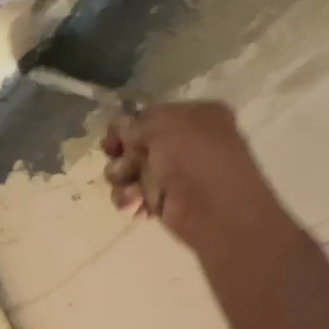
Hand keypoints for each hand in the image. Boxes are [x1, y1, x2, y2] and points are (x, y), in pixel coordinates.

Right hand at [103, 101, 289, 247]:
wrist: (216, 212)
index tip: (112, 139)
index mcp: (196, 116)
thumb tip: (120, 130)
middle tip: (119, 161)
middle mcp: (187, 142)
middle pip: (134, 143)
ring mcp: (176, 173)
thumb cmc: (194, 159)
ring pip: (129, 169)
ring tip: (134, 189)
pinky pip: (134, 194)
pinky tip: (137, 204)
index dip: (125, 126)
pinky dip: (130, 199)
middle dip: (121, 154)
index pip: (148, 115)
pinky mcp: (165, 200)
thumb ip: (135, 123)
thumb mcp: (163, 125)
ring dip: (122, 178)